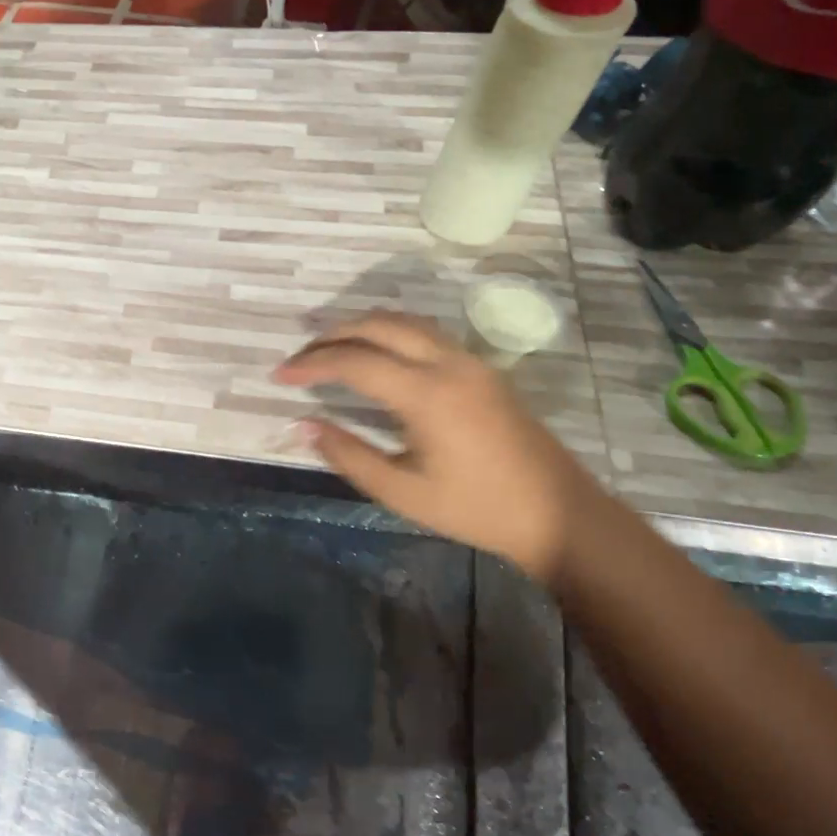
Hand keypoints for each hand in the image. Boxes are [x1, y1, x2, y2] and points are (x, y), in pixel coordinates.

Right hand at [271, 311, 606, 581]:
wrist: (557, 514)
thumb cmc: (475, 509)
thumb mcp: (401, 492)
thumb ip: (348, 455)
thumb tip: (303, 425)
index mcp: (427, 394)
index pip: (355, 362)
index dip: (312, 364)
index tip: (279, 376)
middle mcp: (449, 364)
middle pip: (379, 325)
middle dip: (331, 335)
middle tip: (299, 358)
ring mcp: (470, 362)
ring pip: (405, 321)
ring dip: (362, 328)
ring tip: (328, 349)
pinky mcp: (482, 369)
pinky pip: (424, 332)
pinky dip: (389, 332)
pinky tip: (374, 355)